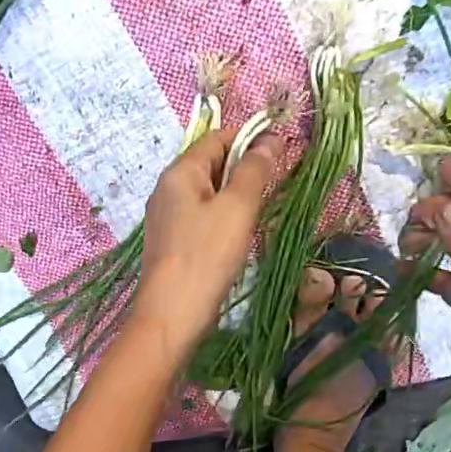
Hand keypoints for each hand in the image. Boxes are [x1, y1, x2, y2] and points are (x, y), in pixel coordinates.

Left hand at [132, 121, 283, 347]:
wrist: (173, 312)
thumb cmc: (207, 255)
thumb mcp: (238, 208)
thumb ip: (254, 171)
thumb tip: (270, 140)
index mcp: (180, 172)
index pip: (217, 138)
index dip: (250, 138)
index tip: (282, 151)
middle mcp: (168, 188)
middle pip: (212, 163)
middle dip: (245, 166)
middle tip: (278, 182)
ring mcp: (168, 216)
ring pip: (209, 191)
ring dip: (237, 193)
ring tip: (264, 207)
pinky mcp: (174, 241)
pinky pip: (203, 215)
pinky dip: (225, 214)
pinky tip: (241, 232)